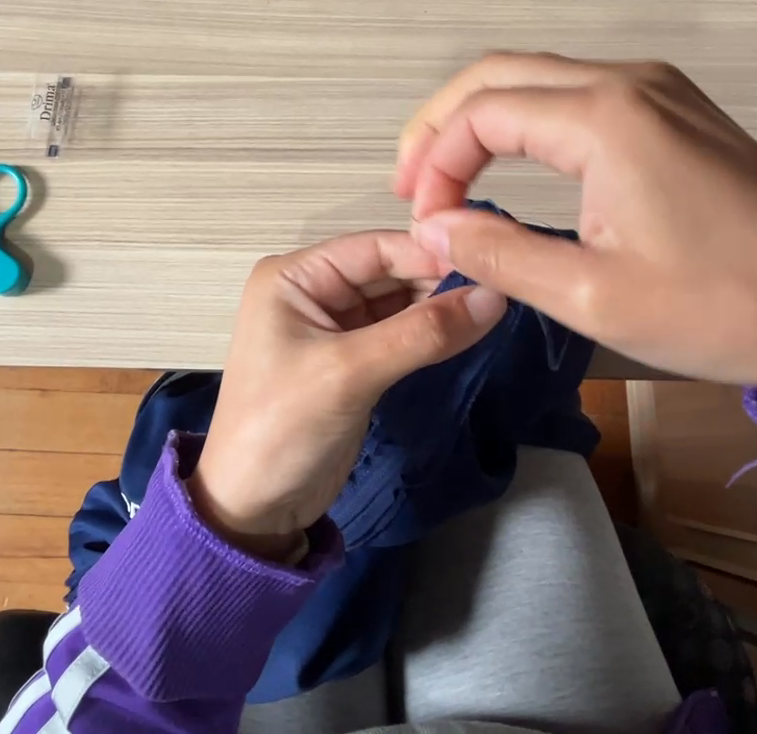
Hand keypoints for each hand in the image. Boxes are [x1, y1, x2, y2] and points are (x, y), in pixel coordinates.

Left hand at [191, 232, 506, 559]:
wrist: (254, 508)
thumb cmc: (284, 427)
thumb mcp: (350, 373)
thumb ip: (422, 333)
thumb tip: (494, 296)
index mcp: (294, 276)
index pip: (376, 248)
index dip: (432, 253)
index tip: (491, 265)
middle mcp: (312, 291)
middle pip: (390, 271)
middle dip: (439, 281)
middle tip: (501, 291)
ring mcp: (333, 327)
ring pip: (398, 303)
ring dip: (439, 308)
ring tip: (496, 310)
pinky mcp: (351, 361)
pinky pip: (398, 334)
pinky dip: (428, 335)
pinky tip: (467, 333)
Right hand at [394, 54, 756, 418]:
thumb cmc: (723, 310)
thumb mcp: (593, 295)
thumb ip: (498, 253)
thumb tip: (431, 229)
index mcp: (605, 117)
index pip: (481, 112)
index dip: (434, 163)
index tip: (424, 224)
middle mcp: (628, 81)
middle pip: (499, 75)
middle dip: (440, 127)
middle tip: (410, 186)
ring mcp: (658, 89)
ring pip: (536, 81)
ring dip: (480, 123)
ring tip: (446, 180)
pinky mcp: (676, 110)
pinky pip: (576, 97)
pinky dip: (525, 126)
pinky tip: (511, 166)